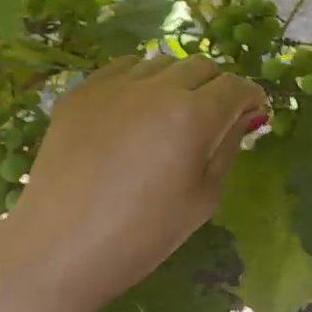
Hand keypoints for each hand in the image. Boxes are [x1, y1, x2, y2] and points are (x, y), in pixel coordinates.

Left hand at [15, 54, 265, 299]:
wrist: (59, 248)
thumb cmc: (141, 236)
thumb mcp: (202, 199)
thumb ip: (227, 148)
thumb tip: (243, 117)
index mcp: (193, 115)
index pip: (235, 87)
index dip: (250, 96)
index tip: (253, 109)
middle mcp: (157, 88)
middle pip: (200, 66)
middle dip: (216, 85)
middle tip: (214, 112)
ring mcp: (115, 86)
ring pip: (161, 63)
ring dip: (177, 80)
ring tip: (171, 110)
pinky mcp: (82, 91)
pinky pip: (123, 68)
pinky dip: (139, 79)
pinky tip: (135, 107)